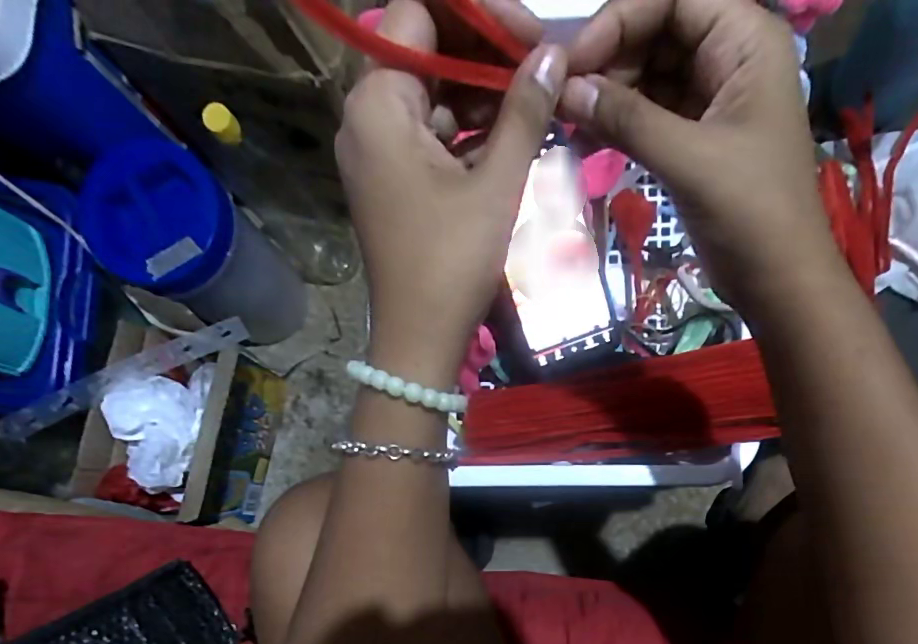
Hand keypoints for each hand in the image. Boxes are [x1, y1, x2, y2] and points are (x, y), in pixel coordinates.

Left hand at [337, 0, 565, 382]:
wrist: (420, 338)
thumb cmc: (454, 261)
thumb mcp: (496, 185)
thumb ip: (523, 112)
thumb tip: (553, 53)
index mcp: (378, 103)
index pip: (421, 16)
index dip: (479, 18)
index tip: (533, 40)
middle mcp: (364, 116)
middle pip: (423, 53)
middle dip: (484, 57)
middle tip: (541, 71)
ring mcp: (374, 152)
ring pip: (428, 96)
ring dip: (480, 96)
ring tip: (534, 106)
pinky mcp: (389, 182)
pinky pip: (426, 136)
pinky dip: (464, 131)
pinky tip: (507, 139)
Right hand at [559, 0, 838, 313]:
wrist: (780, 282)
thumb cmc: (752, 214)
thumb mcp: (690, 160)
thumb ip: (628, 120)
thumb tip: (566, 89)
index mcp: (745, 41)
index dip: (619, 18)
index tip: (575, 63)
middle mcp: (730, 59)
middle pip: (657, 31)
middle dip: (609, 59)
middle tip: (563, 97)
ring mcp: (713, 102)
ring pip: (650, 76)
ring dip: (609, 94)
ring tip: (568, 119)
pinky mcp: (698, 141)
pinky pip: (652, 115)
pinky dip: (621, 123)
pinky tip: (587, 135)